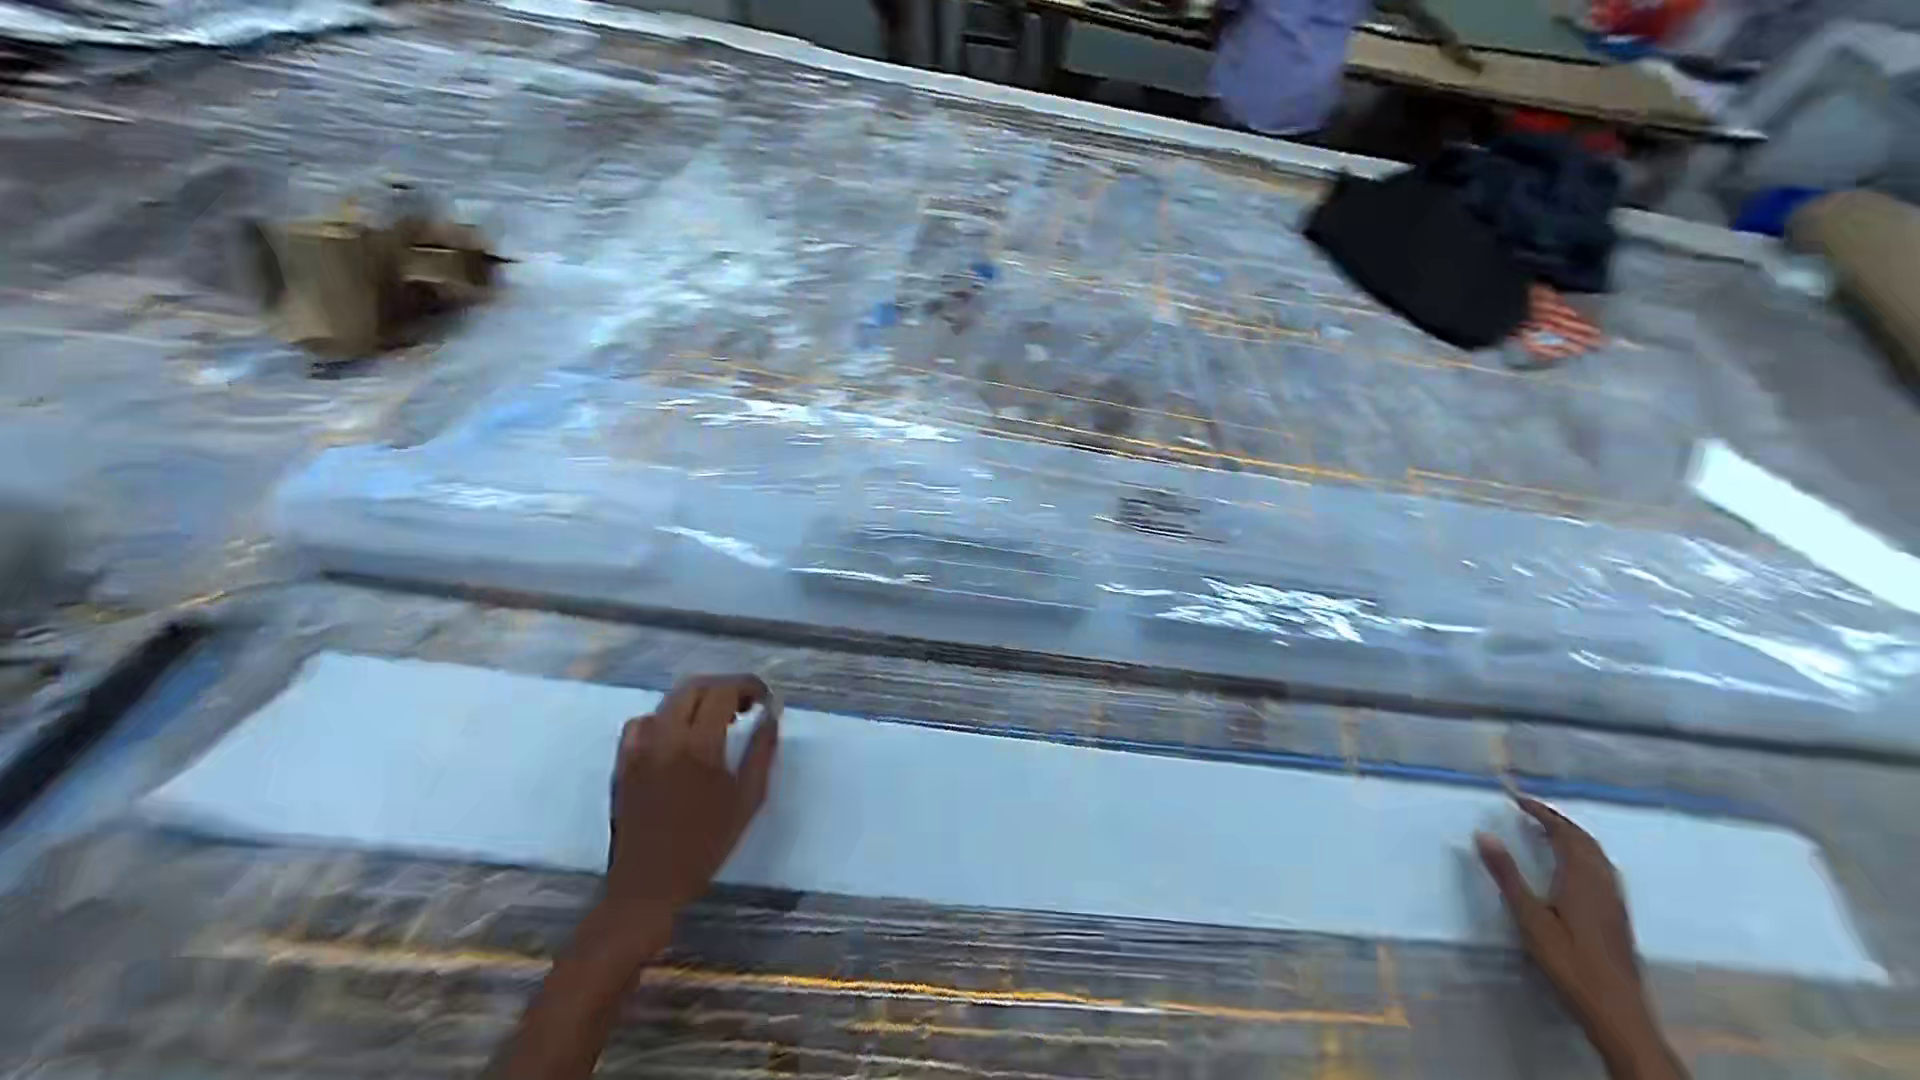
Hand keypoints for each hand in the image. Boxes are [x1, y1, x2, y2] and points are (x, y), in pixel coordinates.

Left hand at [601, 675, 778, 949]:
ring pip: (670, 700)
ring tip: (719, 718)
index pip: (723, 692)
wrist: (648, 884)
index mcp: (699, 746)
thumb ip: (762, 750)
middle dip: (725, 687)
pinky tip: (679, 735)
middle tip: (746, 704)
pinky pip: (644, 721)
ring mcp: (638, 747)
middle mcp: (665, 737)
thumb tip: (772, 714)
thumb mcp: (748, 799)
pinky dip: (667, 717)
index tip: (764, 698)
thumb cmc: (706, 845)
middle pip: (695, 687)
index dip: (748, 686)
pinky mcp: (622, 759)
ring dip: (699, 699)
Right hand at [1476, 797, 1684, 1079]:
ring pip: (1598, 857)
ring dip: (1574, 837)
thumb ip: (1507, 875)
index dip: (1542, 813)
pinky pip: (1602, 871)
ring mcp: (1615, 902)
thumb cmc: (1568, 962)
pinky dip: (1584, 855)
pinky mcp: (1617, 917)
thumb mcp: (1529, 918)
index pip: (1565, 834)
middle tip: (1531, 810)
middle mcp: (1603, 885)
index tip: (1517, 799)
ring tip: (1549, 830)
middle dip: (1559, 821)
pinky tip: (1573, 867)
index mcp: (1582, 880)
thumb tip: (1484, 833)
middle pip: (1585, 842)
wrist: (1617, 1011)